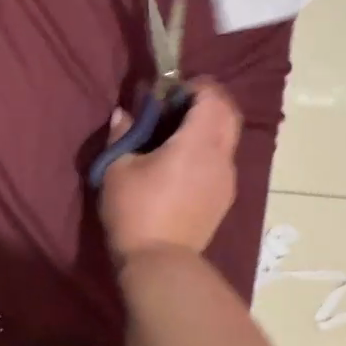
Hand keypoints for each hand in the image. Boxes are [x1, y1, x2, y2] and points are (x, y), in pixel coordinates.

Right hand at [99, 79, 241, 266]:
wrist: (159, 259)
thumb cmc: (135, 208)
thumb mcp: (117, 168)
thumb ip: (123, 136)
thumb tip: (125, 114)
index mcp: (196, 144)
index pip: (212, 100)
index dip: (197, 87)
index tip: (171, 86)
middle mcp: (220, 156)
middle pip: (228, 115)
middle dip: (206, 102)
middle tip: (175, 102)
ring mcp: (226, 178)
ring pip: (227, 138)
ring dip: (207, 125)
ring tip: (173, 130)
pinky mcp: (223, 195)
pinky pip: (220, 159)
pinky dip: (206, 146)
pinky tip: (179, 159)